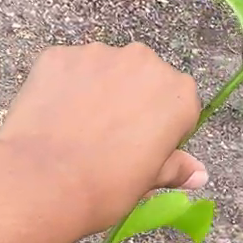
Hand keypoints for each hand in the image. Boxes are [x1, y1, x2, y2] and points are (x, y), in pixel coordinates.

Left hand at [0, 43, 204, 235]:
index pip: (176, 107)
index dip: (156, 132)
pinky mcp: (58, 56)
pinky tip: (50, 119)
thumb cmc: (104, 188)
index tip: (137, 152)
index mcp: (178, 94)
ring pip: (101, 71)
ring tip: (72, 131)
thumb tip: (199, 173)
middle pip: (140, 80)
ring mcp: (98, 54)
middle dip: (126, 103)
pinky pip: (64, 70)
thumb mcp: (146, 183)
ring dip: (93, 92)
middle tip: (102, 141)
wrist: (43, 182)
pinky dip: (59, 89)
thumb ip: (174, 168)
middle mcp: (144, 61)